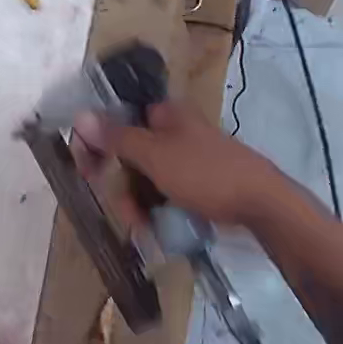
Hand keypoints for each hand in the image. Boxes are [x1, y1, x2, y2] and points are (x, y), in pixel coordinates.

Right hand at [74, 102, 287, 227]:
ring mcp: (188, 160)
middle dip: (123, 186)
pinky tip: (157, 229)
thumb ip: (117, 137)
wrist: (261, 204)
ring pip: (146, 179)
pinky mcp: (198, 184)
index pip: (118, 119)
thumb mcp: (155, 155)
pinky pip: (166, 194)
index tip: (87, 171)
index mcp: (168, 114)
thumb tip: (81, 116)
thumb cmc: (206, 173)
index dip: (98, 143)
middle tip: (127, 210)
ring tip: (145, 226)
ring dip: (138, 204)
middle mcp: (176, 132)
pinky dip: (158, 209)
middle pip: (130, 155)